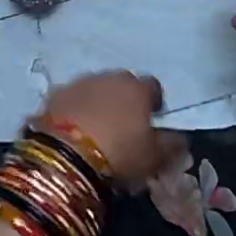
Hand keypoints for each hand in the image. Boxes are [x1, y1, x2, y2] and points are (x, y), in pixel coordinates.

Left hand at [33, 71, 171, 184]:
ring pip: (95, 88)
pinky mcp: (54, 94)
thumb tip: (181, 138)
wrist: (65, 153)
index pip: (153, 86)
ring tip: (97, 127)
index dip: (154, 101)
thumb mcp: (155, 158)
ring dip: (98, 101)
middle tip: (124, 123)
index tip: (153, 118)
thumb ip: (172, 145)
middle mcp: (107, 77)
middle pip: (121, 83)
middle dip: (124, 98)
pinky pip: (72, 98)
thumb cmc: (119, 153)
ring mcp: (78, 83)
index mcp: (136, 88)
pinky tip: (74, 127)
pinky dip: (75, 108)